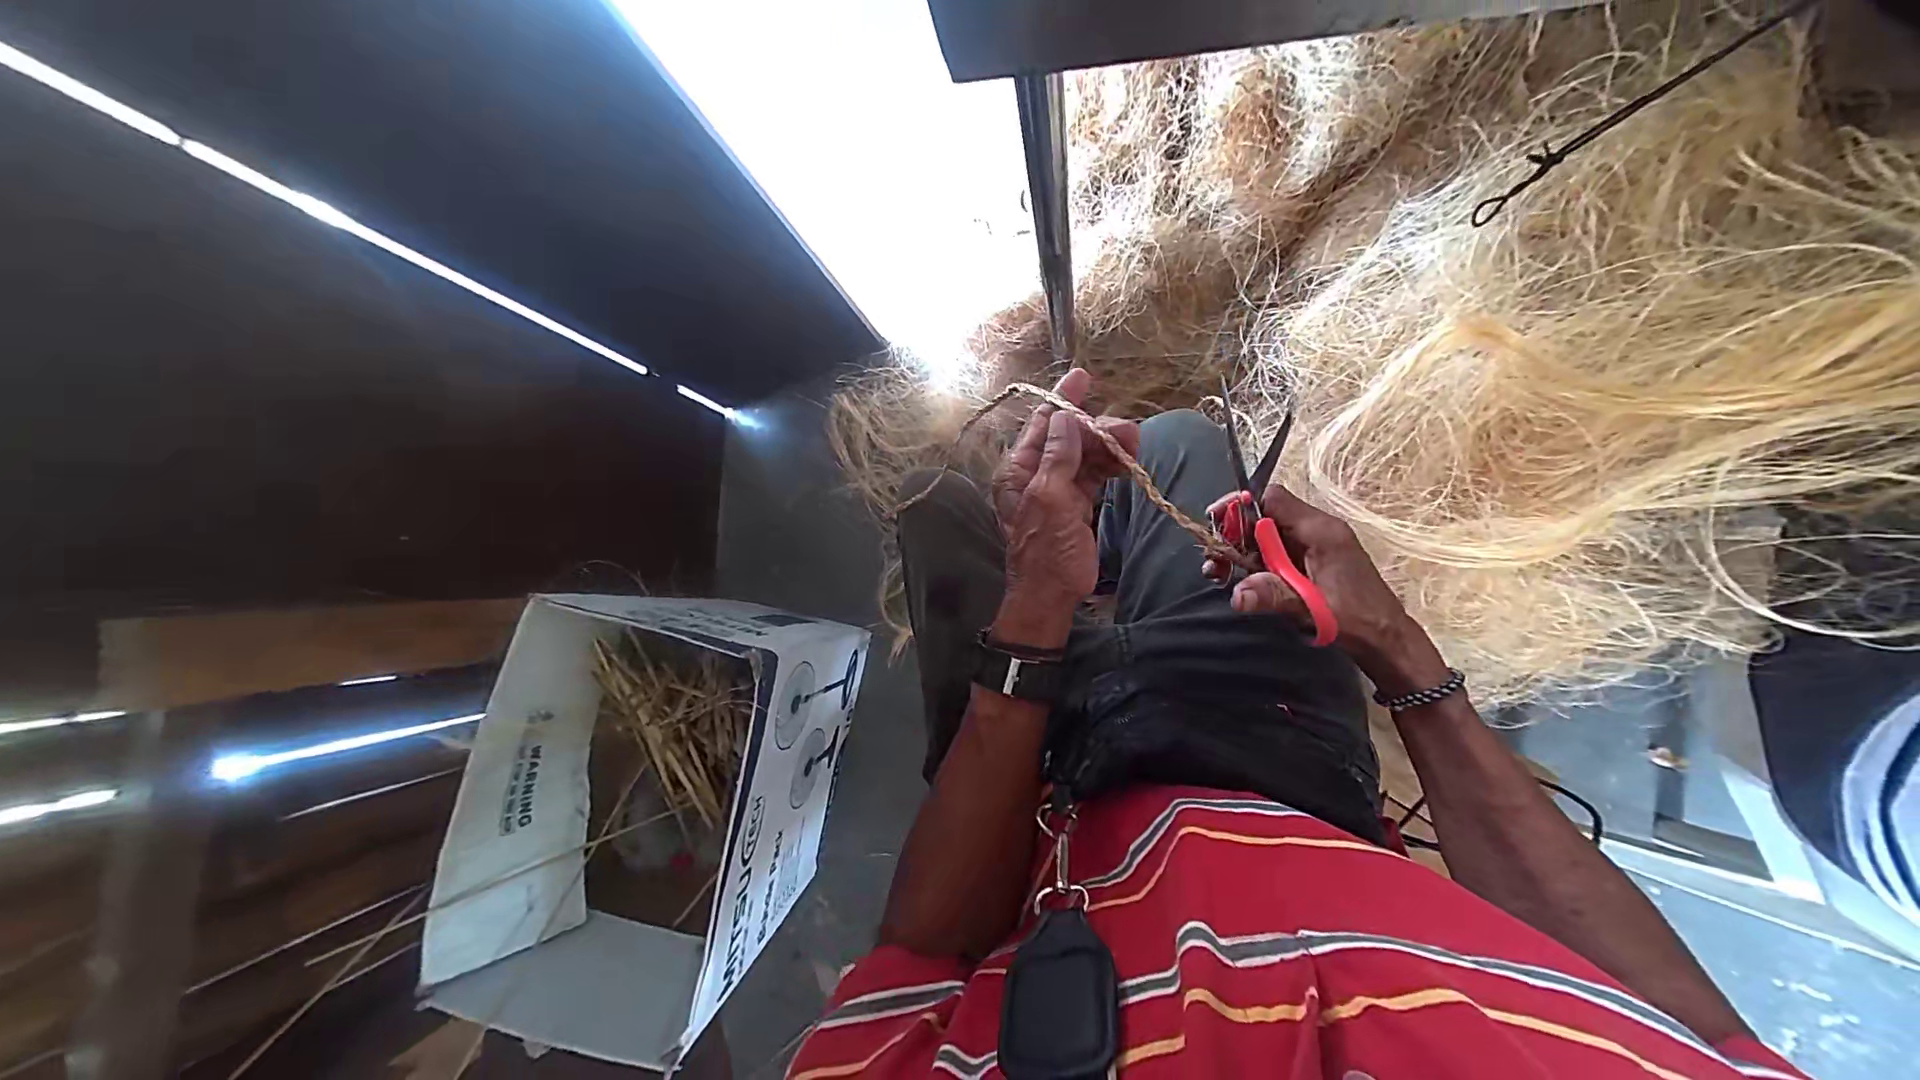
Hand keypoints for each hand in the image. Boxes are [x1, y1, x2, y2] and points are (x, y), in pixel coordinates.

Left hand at [990, 369, 1138, 646]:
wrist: (1051, 596)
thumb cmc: (1045, 551)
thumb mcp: (1050, 500)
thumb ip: (1058, 457)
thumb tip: (1065, 416)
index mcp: (1019, 470)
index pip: (1042, 424)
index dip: (1063, 399)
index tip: (1083, 376)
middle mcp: (1035, 474)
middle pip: (1068, 437)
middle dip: (1097, 429)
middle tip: (1128, 431)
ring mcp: (1056, 489)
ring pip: (1085, 455)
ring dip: (1109, 447)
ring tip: (1135, 444)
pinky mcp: (1075, 504)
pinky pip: (1094, 475)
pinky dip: (1111, 467)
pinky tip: (1129, 463)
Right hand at [1203, 482, 1446, 693]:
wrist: (1384, 638)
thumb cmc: (1355, 619)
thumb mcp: (1312, 607)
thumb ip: (1273, 595)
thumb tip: (1237, 596)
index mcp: (1319, 530)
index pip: (1272, 498)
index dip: (1239, 508)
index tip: (1216, 527)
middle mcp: (1314, 529)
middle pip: (1261, 515)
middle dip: (1232, 533)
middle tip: (1214, 558)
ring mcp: (1310, 543)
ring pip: (1262, 533)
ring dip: (1237, 549)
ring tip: (1220, 572)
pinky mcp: (1306, 558)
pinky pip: (1271, 548)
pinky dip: (1250, 559)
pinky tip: (1239, 578)